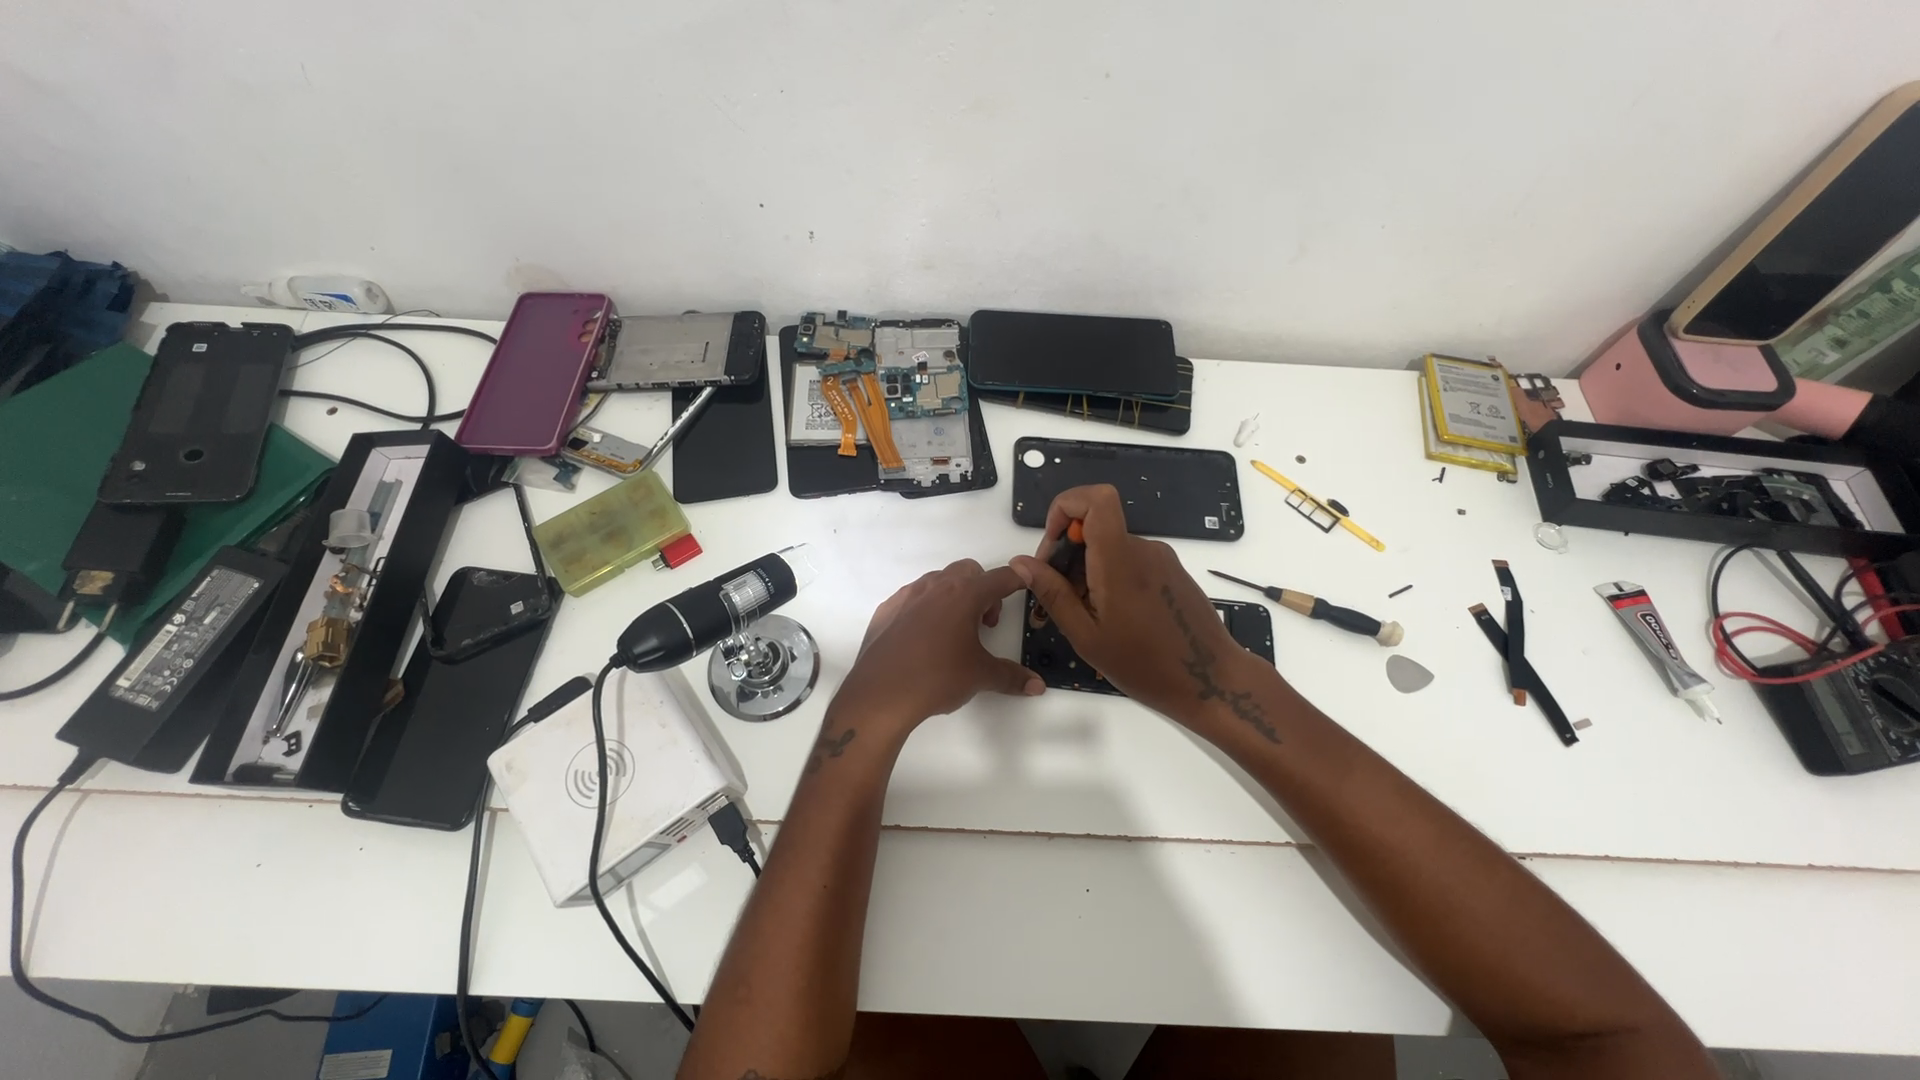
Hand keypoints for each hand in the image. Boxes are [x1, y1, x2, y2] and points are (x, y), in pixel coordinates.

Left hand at [832, 559, 1043, 736]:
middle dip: (982, 589)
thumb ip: (1011, 677)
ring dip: (953, 597)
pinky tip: (923, 639)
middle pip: (968, 571)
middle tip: (984, 624)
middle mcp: (935, 586)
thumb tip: (1037, 686)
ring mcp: (907, 595)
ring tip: (954, 632)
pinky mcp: (886, 610)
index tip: (1025, 585)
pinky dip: (926, 609)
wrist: (880, 694)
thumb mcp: (980, 676)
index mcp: (964, 595)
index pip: (1000, 578)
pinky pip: (913, 599)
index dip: (1017, 580)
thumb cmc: (937, 677)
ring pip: (938, 581)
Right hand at [1011, 485, 1267, 730]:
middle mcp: (1143, 549)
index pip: (1096, 499)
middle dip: (1067, 556)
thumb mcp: (1087, 636)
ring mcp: (1161, 560)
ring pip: (1111, 550)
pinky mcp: (1172, 573)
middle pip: (1095, 529)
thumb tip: (1022, 561)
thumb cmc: (1146, 665)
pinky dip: (1110, 581)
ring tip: (1082, 620)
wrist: (1212, 681)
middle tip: (1054, 601)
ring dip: (1088, 574)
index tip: (1052, 547)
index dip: (1066, 507)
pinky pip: (1131, 563)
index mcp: (1120, 560)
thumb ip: (1053, 593)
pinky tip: (1110, 621)